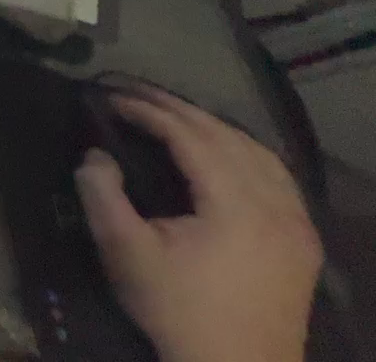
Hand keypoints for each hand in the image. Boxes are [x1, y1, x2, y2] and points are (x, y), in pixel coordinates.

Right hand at [74, 86, 320, 361]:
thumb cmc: (175, 304)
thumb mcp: (122, 248)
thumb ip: (101, 192)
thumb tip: (95, 154)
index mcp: (237, 208)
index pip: (193, 139)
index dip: (149, 111)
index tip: (108, 97)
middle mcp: (277, 209)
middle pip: (230, 139)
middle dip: (177, 108)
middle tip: (131, 91)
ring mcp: (297, 226)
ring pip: (261, 154)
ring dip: (212, 125)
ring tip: (168, 112)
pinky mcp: (300, 242)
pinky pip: (277, 177)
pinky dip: (241, 150)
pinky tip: (217, 150)